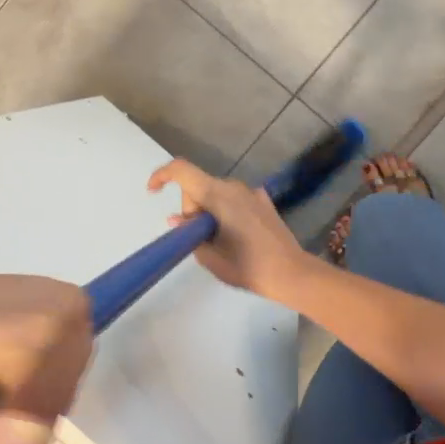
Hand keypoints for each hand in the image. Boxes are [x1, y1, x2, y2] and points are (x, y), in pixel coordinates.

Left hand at [0, 267, 90, 443]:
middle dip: (56, 377)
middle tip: (25, 424)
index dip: (43, 392)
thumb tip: (24, 427)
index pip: (24, 339)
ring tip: (23, 404)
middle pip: (48, 314)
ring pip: (61, 305)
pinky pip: (61, 302)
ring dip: (63, 364)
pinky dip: (63, 349)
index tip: (23, 438)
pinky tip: (26, 377)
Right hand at [147, 158, 315, 300]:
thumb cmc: (247, 267)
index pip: (182, 170)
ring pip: (216, 193)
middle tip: (200, 240)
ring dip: (209, 211)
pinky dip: (226, 212)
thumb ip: (189, 234)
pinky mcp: (263, 201)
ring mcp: (251, 192)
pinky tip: (238, 236)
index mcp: (218, 195)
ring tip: (221, 242)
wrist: (291, 273)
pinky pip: (234, 200)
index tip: (152, 192)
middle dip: (192, 209)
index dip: (162, 175)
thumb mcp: (210, 256)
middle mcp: (234, 186)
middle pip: (199, 186)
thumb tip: (177, 220)